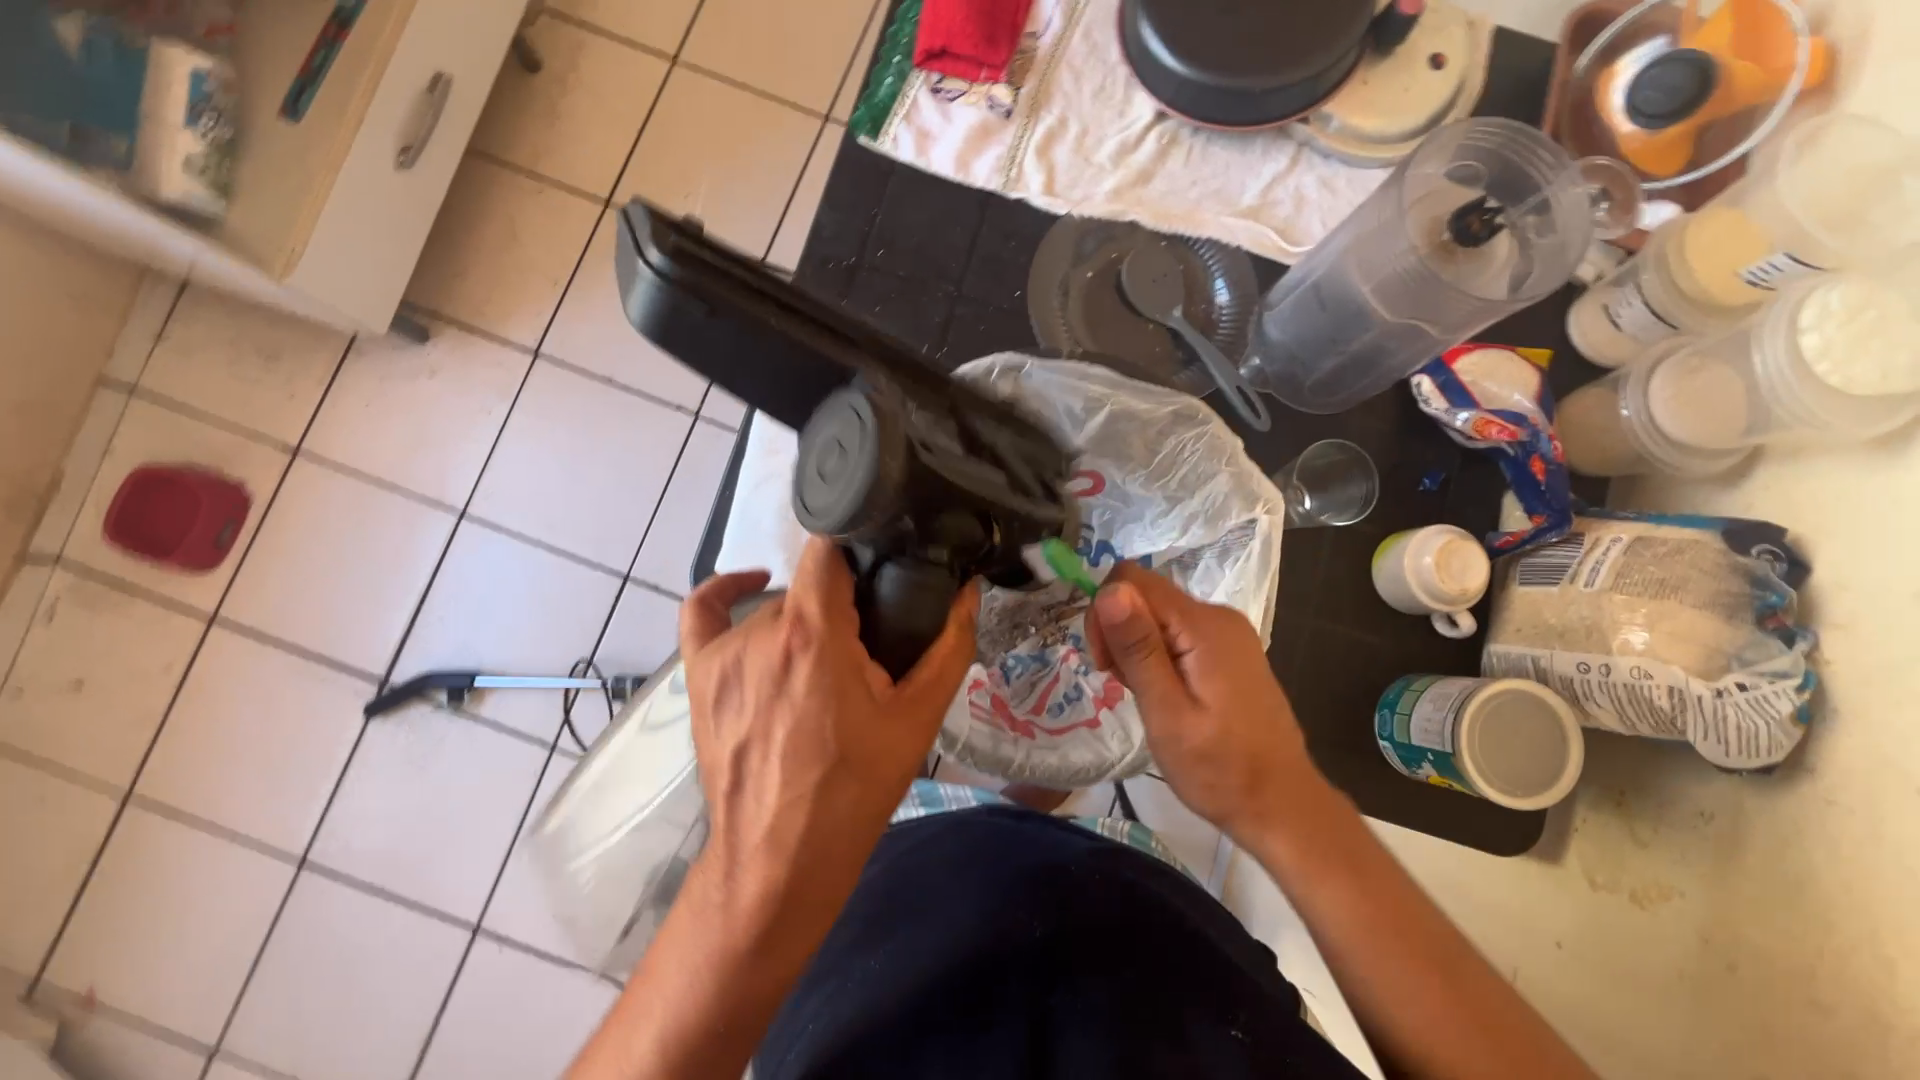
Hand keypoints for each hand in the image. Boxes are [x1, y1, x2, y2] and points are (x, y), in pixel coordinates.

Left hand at [678, 537, 979, 895]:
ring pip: (774, 611)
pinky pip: (703, 611)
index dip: (860, 546)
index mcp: (815, 633)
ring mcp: (723, 652)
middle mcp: (763, 630)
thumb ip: (949, 646)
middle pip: (810, 589)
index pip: (831, 550)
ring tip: (827, 673)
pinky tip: (753, 584)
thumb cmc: (855, 788)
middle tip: (870, 650)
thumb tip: (968, 591)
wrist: (782, 855)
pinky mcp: (699, 674)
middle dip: (844, 608)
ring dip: (804, 627)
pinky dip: (726, 591)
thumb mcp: (917, 718)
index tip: (886, 564)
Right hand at [1084, 562, 1326, 841]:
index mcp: (1204, 626)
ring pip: (1157, 616)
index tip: (1106, 666)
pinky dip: (1157, 658)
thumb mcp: (1167, 713)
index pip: (1132, 581)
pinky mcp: (1229, 652)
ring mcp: (1228, 634)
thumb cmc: (1219, 769)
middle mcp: (1218, 617)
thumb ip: (1138, 649)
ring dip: (1136, 649)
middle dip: (1118, 633)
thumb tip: (1110, 589)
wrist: (1281, 805)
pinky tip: (1164, 697)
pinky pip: (1177, 635)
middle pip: (1145, 595)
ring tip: (1146, 699)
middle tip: (1122, 688)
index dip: (1105, 614)